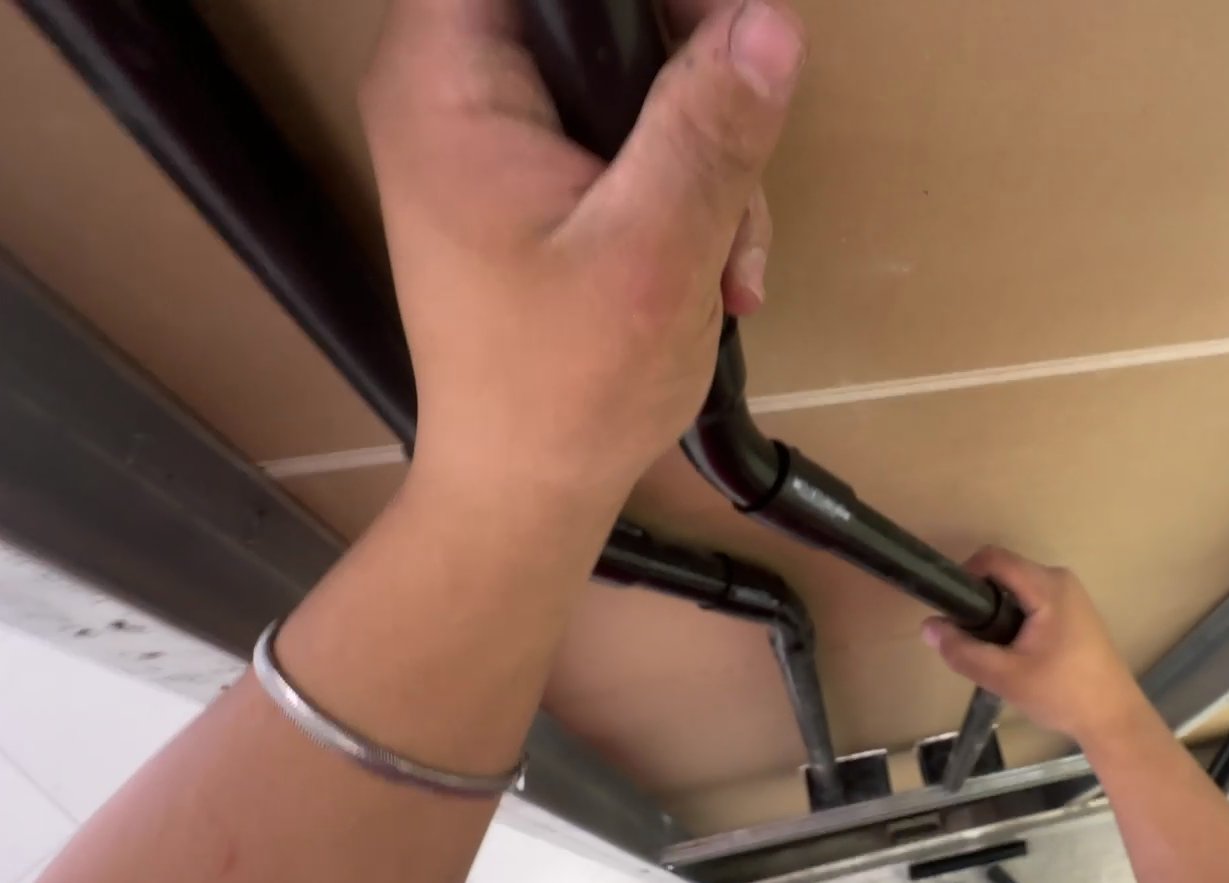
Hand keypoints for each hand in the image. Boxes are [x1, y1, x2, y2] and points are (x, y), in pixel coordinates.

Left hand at [360, 0, 803, 502]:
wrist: (535, 487)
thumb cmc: (572, 386)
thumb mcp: (655, 253)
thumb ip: (708, 136)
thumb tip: (773, 25)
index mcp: (455, 80)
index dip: (658, 2)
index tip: (734, 54)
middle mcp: (468, 97)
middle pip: (610, 30)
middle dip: (703, 110)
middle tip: (743, 197)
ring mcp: (509, 154)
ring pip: (639, 105)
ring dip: (711, 179)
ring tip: (731, 273)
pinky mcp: (546, 203)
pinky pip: (637, 166)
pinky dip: (690, 213)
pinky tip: (717, 281)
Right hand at [922, 547, 1154, 744]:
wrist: (1112, 717)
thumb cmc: (1062, 694)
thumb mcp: (1004, 677)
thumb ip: (963, 651)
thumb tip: (927, 627)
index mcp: (1048, 586)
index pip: (993, 558)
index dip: (964, 576)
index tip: (950, 608)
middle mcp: (1059, 580)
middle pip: (1003, 572)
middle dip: (979, 599)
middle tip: (968, 637)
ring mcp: (1069, 594)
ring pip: (1015, 588)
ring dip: (995, 611)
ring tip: (989, 648)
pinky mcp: (1071, 610)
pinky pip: (1029, 600)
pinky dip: (1012, 617)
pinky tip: (1011, 651)